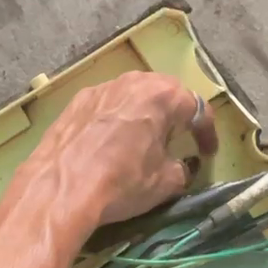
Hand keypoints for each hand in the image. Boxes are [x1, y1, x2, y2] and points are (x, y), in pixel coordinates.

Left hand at [24, 71, 217, 226]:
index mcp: (162, 96)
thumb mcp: (165, 183)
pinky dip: (115, 118)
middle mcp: (133, 82)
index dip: (207, 133)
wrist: (61, 186)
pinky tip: (109, 141)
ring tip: (142, 138)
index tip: (207, 153)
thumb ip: (181, 169)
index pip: (197, 108)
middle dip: (175, 113)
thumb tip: (179, 166)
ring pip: (132, 94)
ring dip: (143, 112)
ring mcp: (102, 88)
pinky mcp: (77, 100)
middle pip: (164, 92)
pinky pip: (106, 104)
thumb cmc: (121, 181)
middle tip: (177, 137)